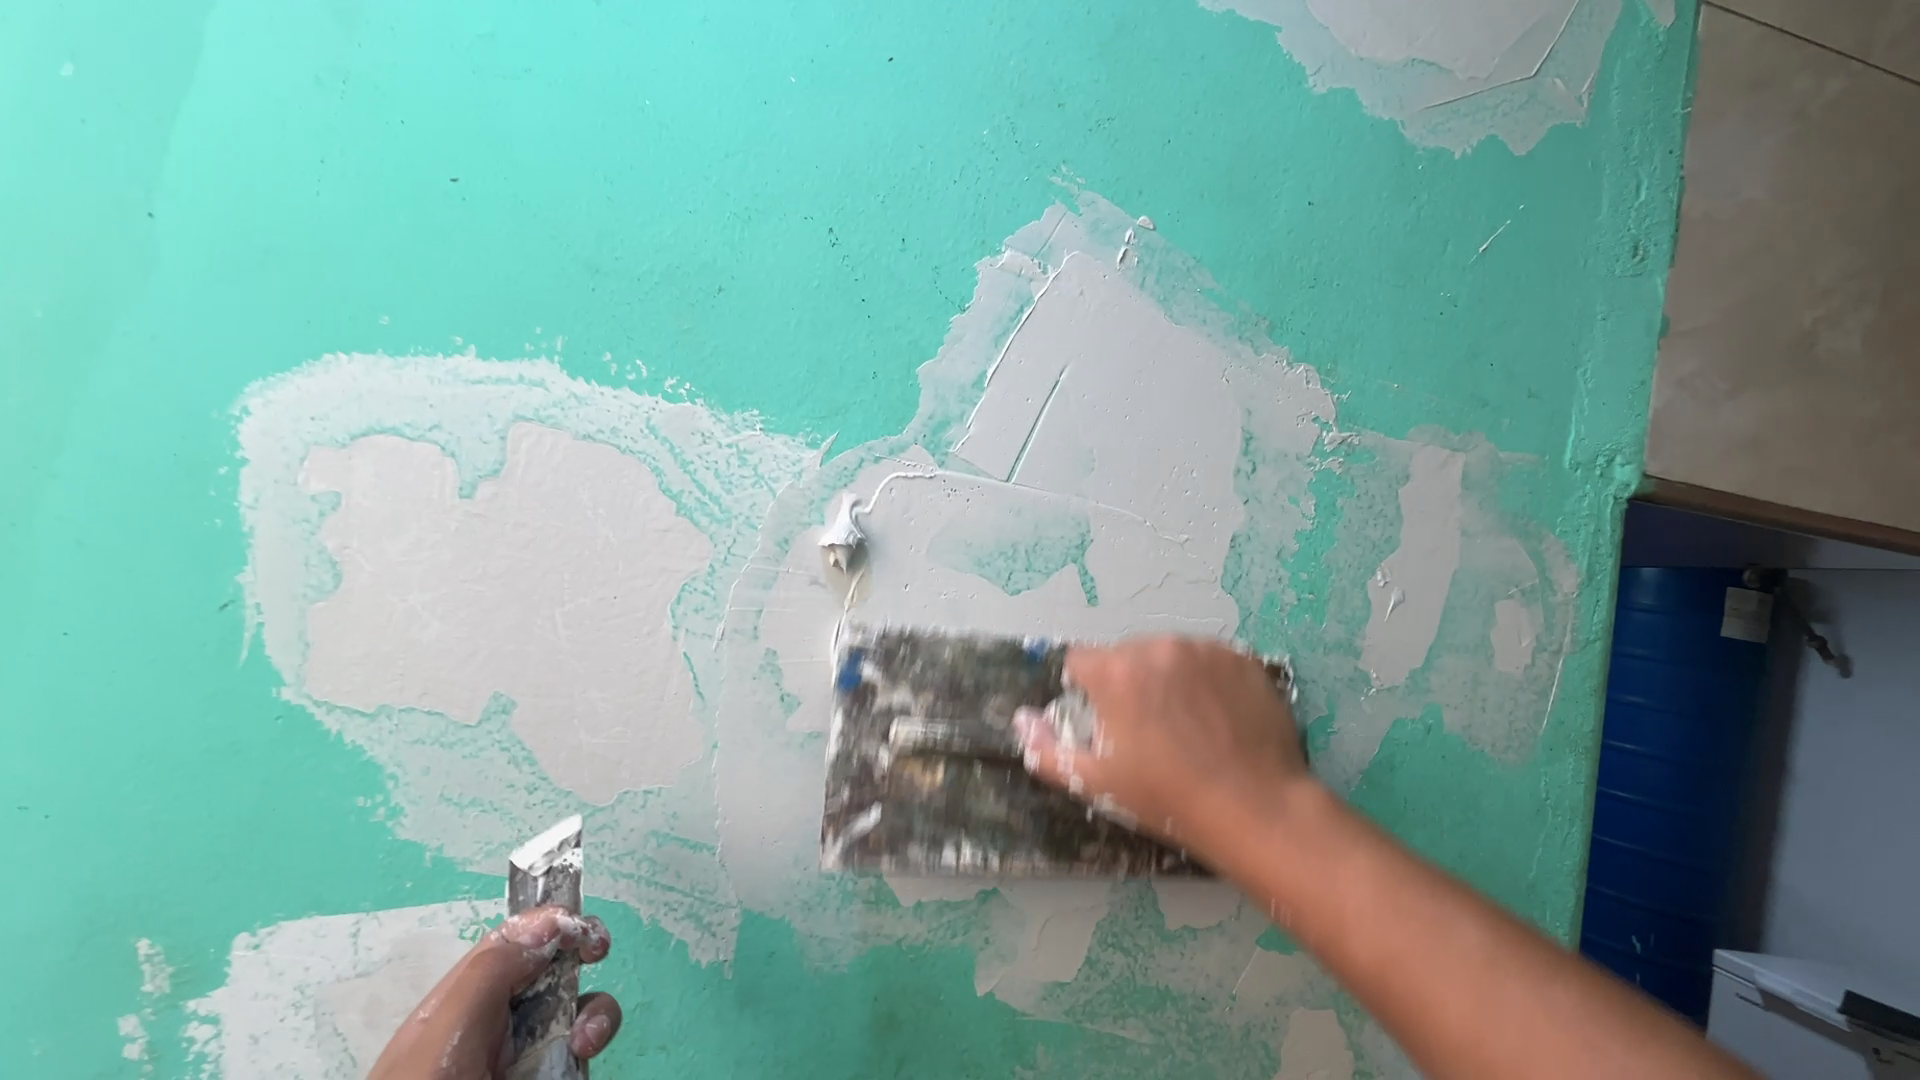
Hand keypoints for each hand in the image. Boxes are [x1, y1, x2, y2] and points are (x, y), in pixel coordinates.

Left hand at [367, 906, 620, 1079]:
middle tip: (596, 965)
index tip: (583, 934)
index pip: (514, 943)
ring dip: (595, 1021)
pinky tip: (580, 1066)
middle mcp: (495, 1030)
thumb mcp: (442, 1039)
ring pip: (578, 1020)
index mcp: (461, 1005)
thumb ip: (490, 974)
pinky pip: (578, 1065)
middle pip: (555, 974)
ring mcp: (523, 1066)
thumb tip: (549, 921)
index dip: (554, 925)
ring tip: (586, 1047)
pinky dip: (588, 1061)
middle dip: (582, 968)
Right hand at [1015, 637, 1311, 861]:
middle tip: (1148, 730)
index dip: (1085, 690)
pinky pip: (1210, 661)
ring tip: (1188, 725)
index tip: (1105, 721)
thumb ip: (1047, 749)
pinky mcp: (1244, 660)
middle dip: (1128, 683)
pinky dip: (1207, 682)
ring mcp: (1206, 650)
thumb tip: (1022, 720)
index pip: (1080, 660)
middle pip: (1126, 655)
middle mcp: (1158, 647)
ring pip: (1169, 655)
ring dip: (1168, 679)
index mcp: (1116, 671)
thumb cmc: (1167, 798)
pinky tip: (1218, 719)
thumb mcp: (1096, 783)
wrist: (1256, 808)